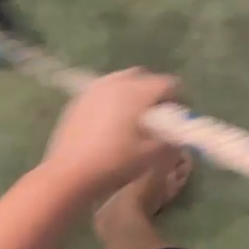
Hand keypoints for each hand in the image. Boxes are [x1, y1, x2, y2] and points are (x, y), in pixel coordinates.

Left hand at [42, 69, 179, 198]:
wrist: (70, 172)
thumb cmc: (115, 163)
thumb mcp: (152, 155)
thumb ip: (172, 139)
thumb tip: (178, 131)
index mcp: (137, 91)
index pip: (168, 84)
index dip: (178, 100)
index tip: (177, 119)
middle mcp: (115, 82)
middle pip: (144, 77)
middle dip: (154, 93)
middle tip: (156, 118)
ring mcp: (94, 88)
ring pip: (121, 81)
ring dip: (132, 93)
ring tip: (133, 119)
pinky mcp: (78, 99)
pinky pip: (103, 90)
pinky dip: (113, 99)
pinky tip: (110, 123)